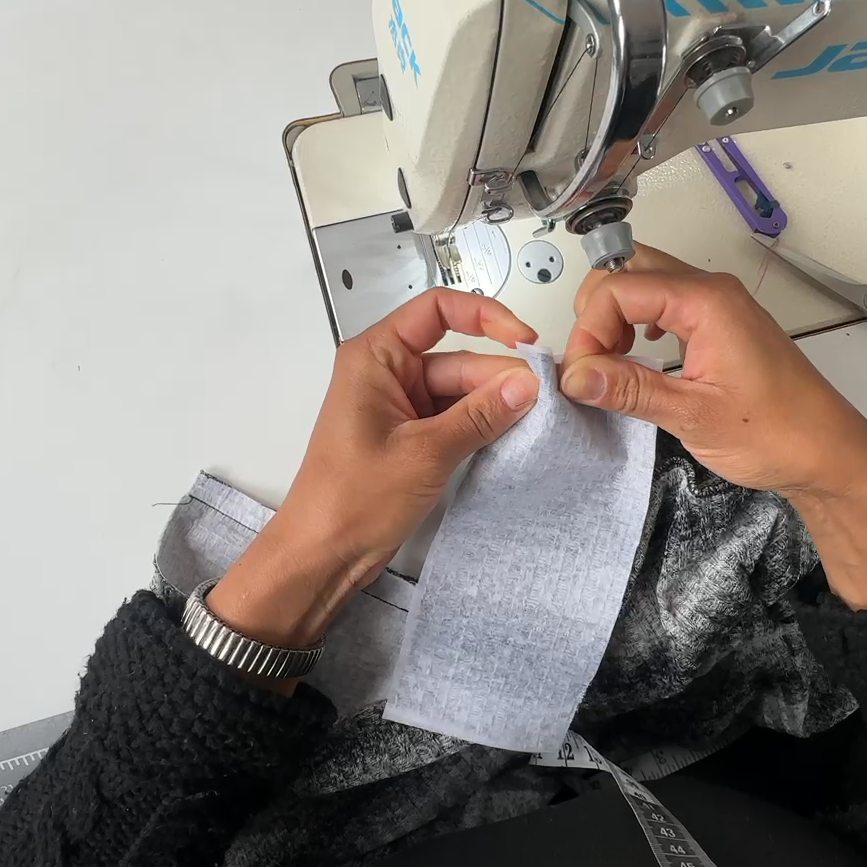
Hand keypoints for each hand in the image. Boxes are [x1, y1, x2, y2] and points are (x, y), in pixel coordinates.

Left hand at [206, 289, 539, 661]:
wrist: (323, 556)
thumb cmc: (352, 499)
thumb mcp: (424, 453)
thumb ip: (479, 415)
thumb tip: (527, 385)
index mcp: (375, 357)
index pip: (437, 310)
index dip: (485, 316)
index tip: (523, 340)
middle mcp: (387, 373)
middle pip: (457, 357)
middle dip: (498, 376)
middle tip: (543, 399)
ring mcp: (400, 407)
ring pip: (459, 391)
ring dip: (494, 404)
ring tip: (536, 419)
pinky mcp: (410, 437)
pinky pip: (454, 418)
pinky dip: (481, 425)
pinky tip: (512, 434)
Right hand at [559, 245, 866, 500]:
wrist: (828, 454)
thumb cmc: (776, 433)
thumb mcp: (692, 415)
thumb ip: (628, 389)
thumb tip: (575, 377)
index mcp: (705, 302)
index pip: (617, 289)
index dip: (588, 332)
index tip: (581, 376)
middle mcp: (710, 291)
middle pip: (626, 269)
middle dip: (595, 313)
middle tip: (590, 363)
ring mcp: (715, 304)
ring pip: (642, 283)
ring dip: (613, 317)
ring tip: (610, 364)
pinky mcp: (717, 323)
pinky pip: (662, 303)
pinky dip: (635, 323)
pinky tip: (636, 357)